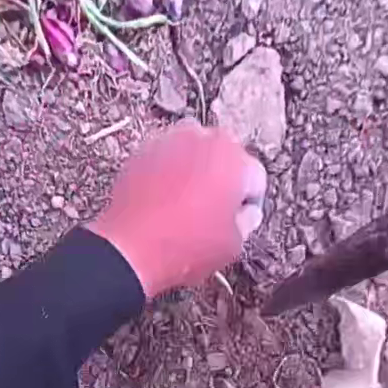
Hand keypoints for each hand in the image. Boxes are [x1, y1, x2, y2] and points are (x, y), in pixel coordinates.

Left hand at [88, 120, 266, 296]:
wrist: (132, 249)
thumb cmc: (186, 246)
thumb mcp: (233, 244)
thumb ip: (247, 221)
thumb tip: (246, 213)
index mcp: (235, 159)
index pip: (255, 178)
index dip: (249, 203)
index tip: (239, 219)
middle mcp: (204, 138)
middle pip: (226, 158)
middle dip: (224, 181)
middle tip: (214, 212)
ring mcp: (171, 140)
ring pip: (196, 154)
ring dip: (197, 174)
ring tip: (188, 207)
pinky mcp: (144, 150)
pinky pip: (168, 159)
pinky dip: (170, 175)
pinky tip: (166, 203)